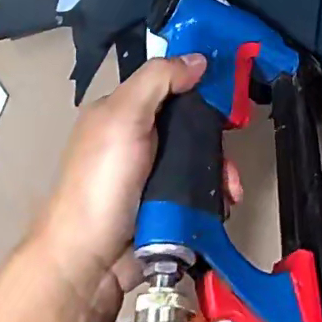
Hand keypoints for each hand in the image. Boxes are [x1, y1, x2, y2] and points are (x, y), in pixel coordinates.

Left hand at [31, 54, 218, 310]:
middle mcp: (138, 139)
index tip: (228, 84)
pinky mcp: (167, 206)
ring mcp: (153, 175)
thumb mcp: (123, 118)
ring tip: (230, 186)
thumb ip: (158, 81)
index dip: (196, 80)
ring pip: (200, 159)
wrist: (89, 262)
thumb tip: (196, 59)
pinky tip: (225, 203)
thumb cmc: (100, 183)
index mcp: (121, 112)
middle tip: (231, 140)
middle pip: (191, 123)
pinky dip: (216, 195)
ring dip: (221, 169)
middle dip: (216, 133)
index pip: (167, 83)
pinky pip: (200, 191)